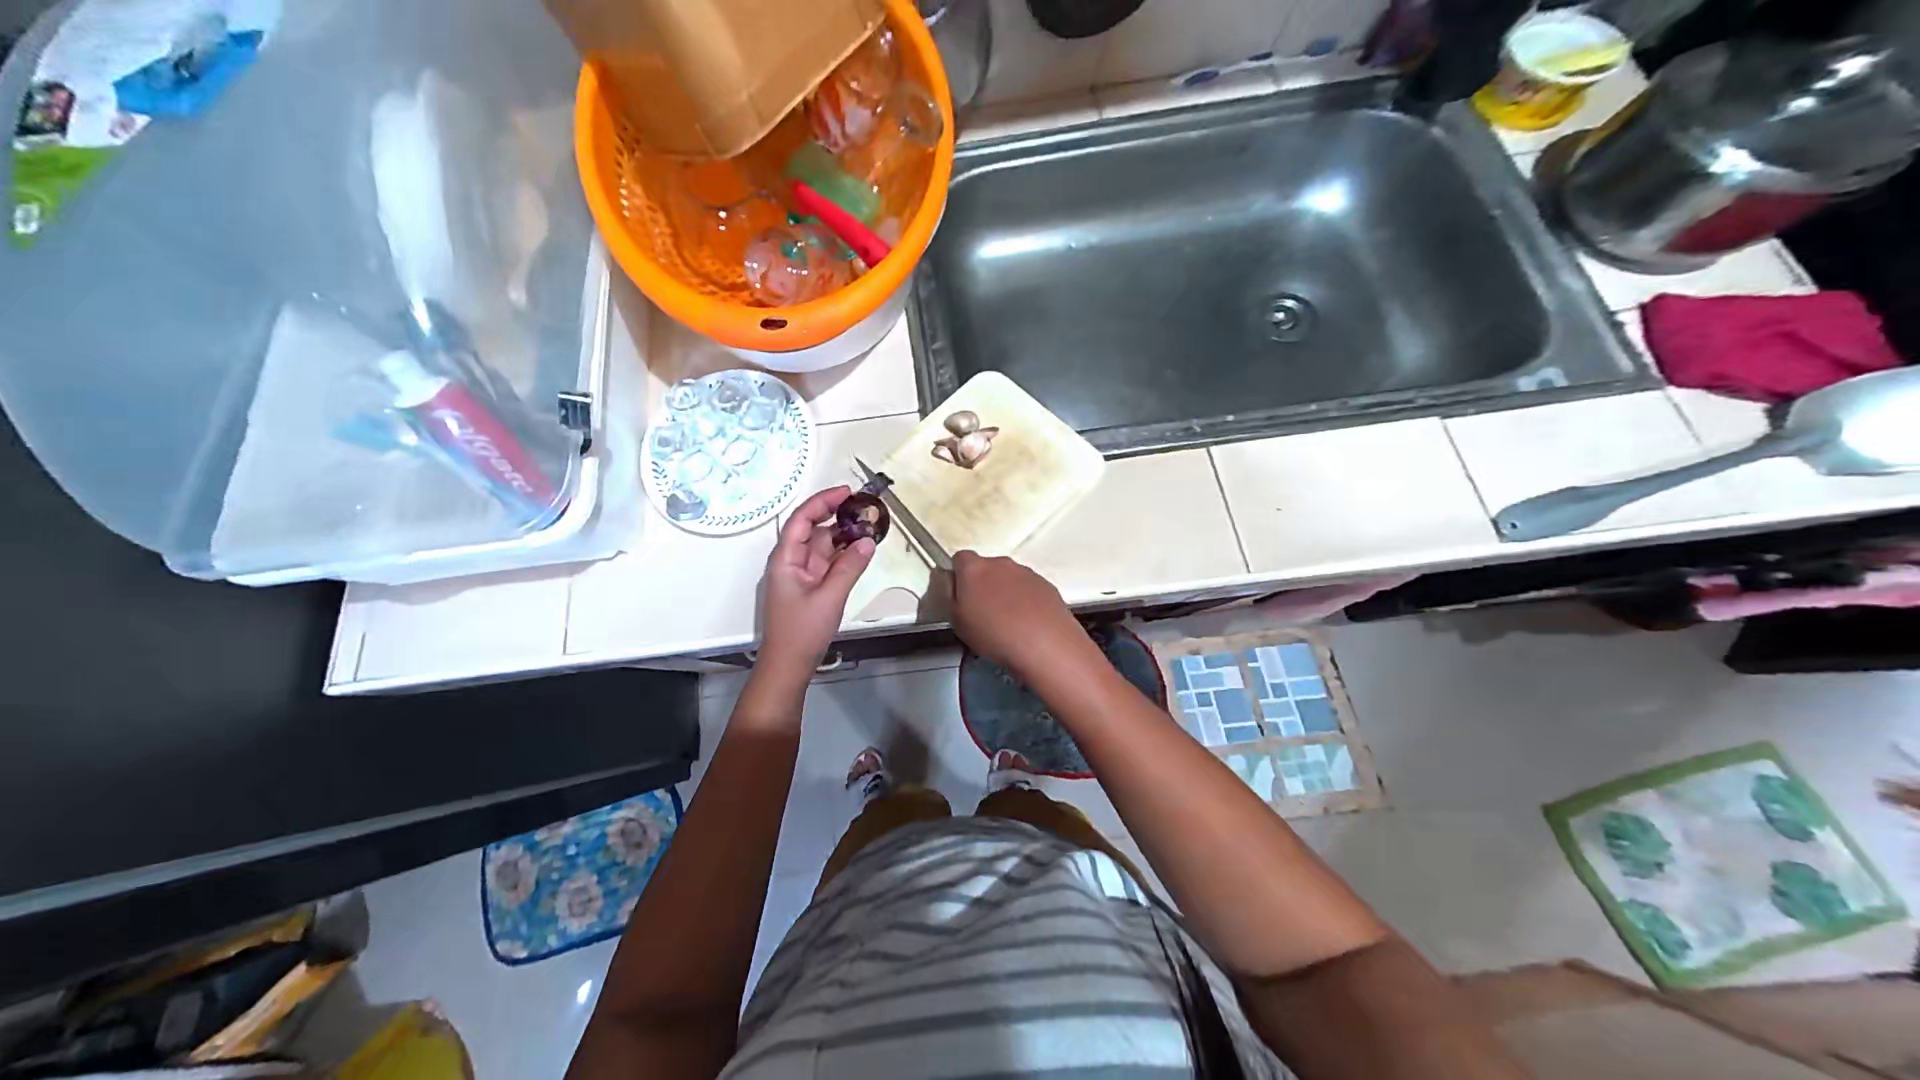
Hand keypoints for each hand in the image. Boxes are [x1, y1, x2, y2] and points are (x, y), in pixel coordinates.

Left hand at [757, 486, 875, 678]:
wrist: (788, 666)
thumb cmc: (801, 632)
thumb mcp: (829, 597)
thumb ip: (849, 567)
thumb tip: (868, 541)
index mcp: (786, 559)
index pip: (802, 519)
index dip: (823, 502)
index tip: (847, 492)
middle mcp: (792, 562)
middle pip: (814, 530)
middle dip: (837, 516)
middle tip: (865, 508)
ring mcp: (802, 576)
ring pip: (823, 547)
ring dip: (844, 536)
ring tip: (869, 525)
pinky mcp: (811, 588)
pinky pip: (828, 563)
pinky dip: (844, 555)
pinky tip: (862, 550)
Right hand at [951, 551, 1098, 682]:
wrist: (1045, 644)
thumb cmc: (994, 634)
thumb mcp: (956, 620)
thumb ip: (950, 595)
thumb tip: (951, 582)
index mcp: (974, 568)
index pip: (960, 558)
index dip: (958, 576)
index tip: (960, 596)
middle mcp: (1001, 563)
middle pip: (986, 568)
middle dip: (983, 585)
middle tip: (982, 613)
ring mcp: (1026, 572)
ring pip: (1009, 578)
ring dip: (1006, 593)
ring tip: (1007, 623)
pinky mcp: (1046, 585)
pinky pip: (1029, 589)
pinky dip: (1026, 601)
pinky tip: (1027, 624)